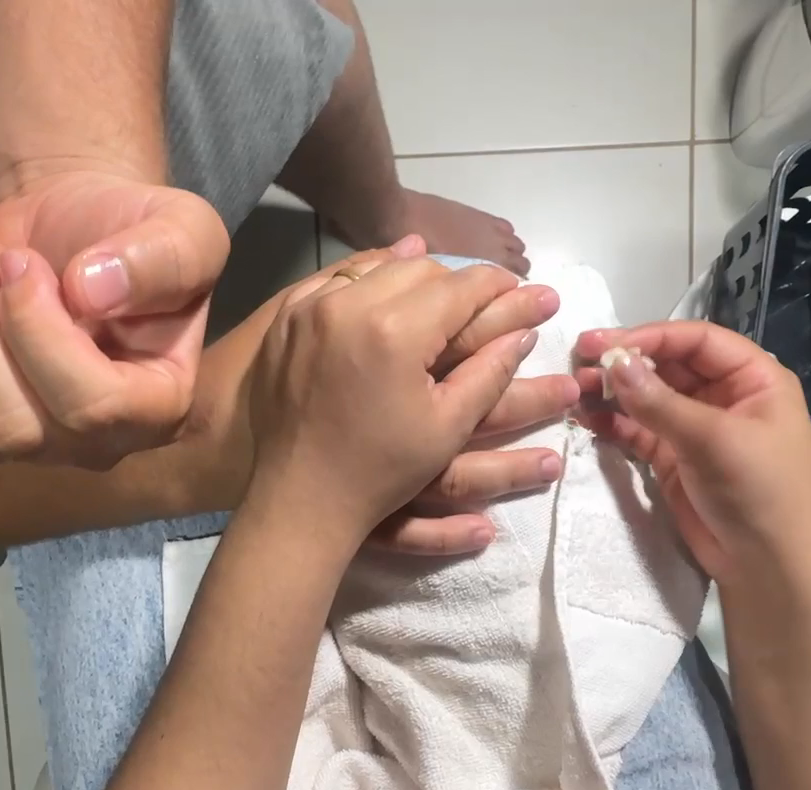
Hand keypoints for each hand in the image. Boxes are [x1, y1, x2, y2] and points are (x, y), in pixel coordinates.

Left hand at [0, 170, 229, 467]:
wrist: (75, 232)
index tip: (26, 265)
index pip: (91, 405)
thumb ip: (162, 259)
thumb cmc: (133, 230)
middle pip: (13, 428)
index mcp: (157, 406)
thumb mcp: (183, 228)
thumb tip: (88, 293)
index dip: (38, 332)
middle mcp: (99, 443)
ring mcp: (32, 447)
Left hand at [248, 258, 540, 544]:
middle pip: (421, 269)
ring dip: (412, 278)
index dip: (499, 287)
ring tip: (436, 301)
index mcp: (396, 331)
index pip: (462, 287)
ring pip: (376, 269)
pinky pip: (333, 281)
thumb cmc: (380, 472)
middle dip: (456, 282)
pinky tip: (382, 297)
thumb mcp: (448, 428)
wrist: (300, 499)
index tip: (523, 292)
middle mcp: (349, 303)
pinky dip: (364, 285)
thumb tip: (526, 329)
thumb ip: (491, 372)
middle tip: (480, 304)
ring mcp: (309, 308)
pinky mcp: (284, 319)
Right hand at [572, 322, 810, 579]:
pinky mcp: (673, 460)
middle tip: (578, 362)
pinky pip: (640, 432)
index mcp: (752, 379)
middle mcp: (724, 397)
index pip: (697, 342)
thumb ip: (659, 402)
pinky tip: (586, 418)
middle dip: (626, 364)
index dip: (651, 337)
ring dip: (614, 393)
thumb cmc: (758, 491)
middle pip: (668, 366)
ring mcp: (696, 429)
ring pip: (649, 399)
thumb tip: (614, 364)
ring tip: (574, 390)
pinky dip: (614, 424)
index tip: (604, 344)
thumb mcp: (713, 440)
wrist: (766, 565)